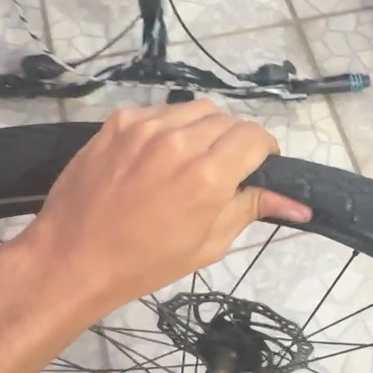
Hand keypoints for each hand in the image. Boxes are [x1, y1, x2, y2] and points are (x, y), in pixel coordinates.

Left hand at [18, 102, 311, 315]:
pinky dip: (171, 127)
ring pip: (198, 109)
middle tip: (224, 170)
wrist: (72, 258)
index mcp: (209, 175)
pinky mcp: (120, 121)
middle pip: (230, 120)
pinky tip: (158, 155)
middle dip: (237, 141)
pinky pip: (162, 111)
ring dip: (206, 129)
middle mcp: (181, 140)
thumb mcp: (209, 244)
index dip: (265, 151)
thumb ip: (252, 209)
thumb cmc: (147, 262)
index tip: (258, 167)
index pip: (256, 137)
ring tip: (192, 158)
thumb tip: (300, 206)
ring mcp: (146, 126)